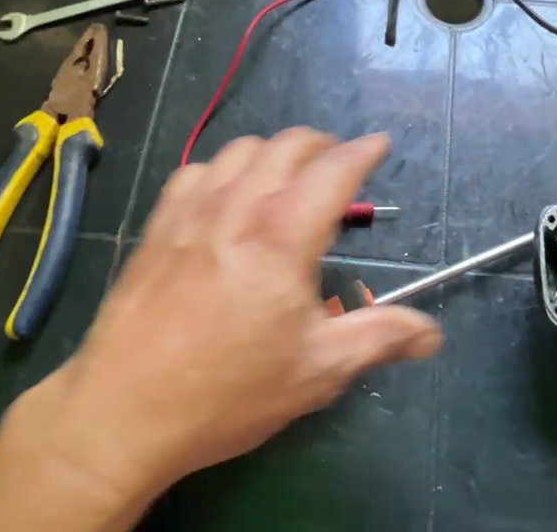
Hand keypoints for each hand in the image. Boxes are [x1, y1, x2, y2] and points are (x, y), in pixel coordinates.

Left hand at [0, 130, 441, 530]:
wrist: (123, 410)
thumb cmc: (229, 390)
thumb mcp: (316, 371)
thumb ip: (379, 338)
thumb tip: (433, 333)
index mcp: (284, 235)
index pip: (336, 169)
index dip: (365, 151)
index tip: (381, 145)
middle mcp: (240, 206)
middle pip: (290, 145)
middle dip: (324, 145)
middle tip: (340, 167)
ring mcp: (193, 209)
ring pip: (243, 149)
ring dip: (276, 153)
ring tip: (289, 179)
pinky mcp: (159, 223)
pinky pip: (198, 170)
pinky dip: (226, 169)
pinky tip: (228, 196)